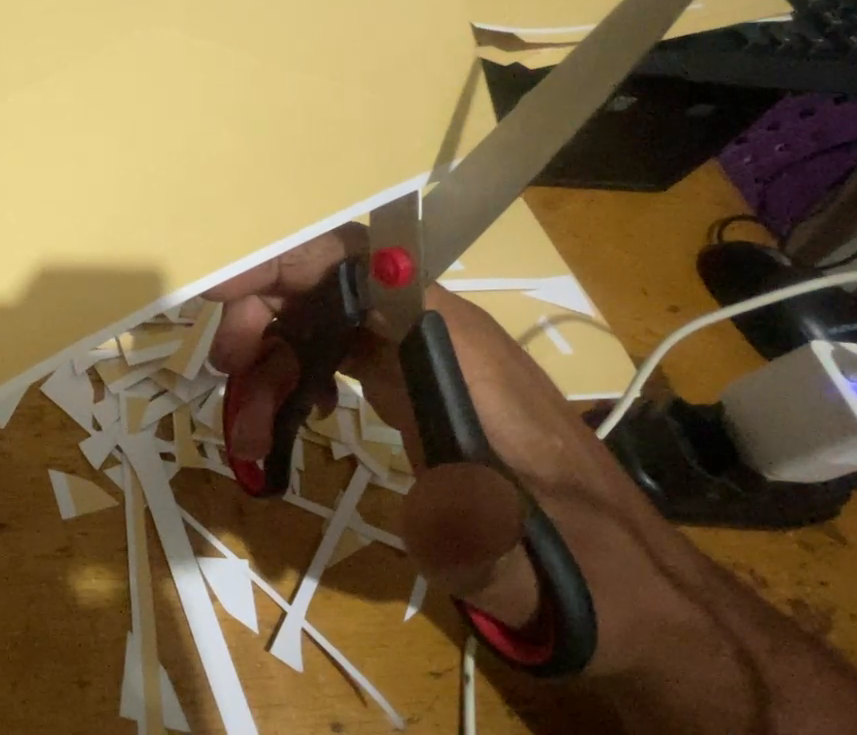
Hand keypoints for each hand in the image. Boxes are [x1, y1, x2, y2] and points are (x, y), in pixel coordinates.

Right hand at [207, 225, 712, 677]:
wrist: (635, 592)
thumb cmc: (580, 573)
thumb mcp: (516, 559)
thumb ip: (462, 521)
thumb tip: (397, 461)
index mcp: (452, 349)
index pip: (357, 265)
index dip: (284, 264)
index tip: (221, 294)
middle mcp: (433, 335)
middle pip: (325, 290)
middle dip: (261, 328)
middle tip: (227, 389)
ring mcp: (424, 357)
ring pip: (325, 323)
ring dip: (273, 365)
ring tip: (249, 438)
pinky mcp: (419, 384)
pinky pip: (341, 353)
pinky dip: (301, 376)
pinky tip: (292, 418)